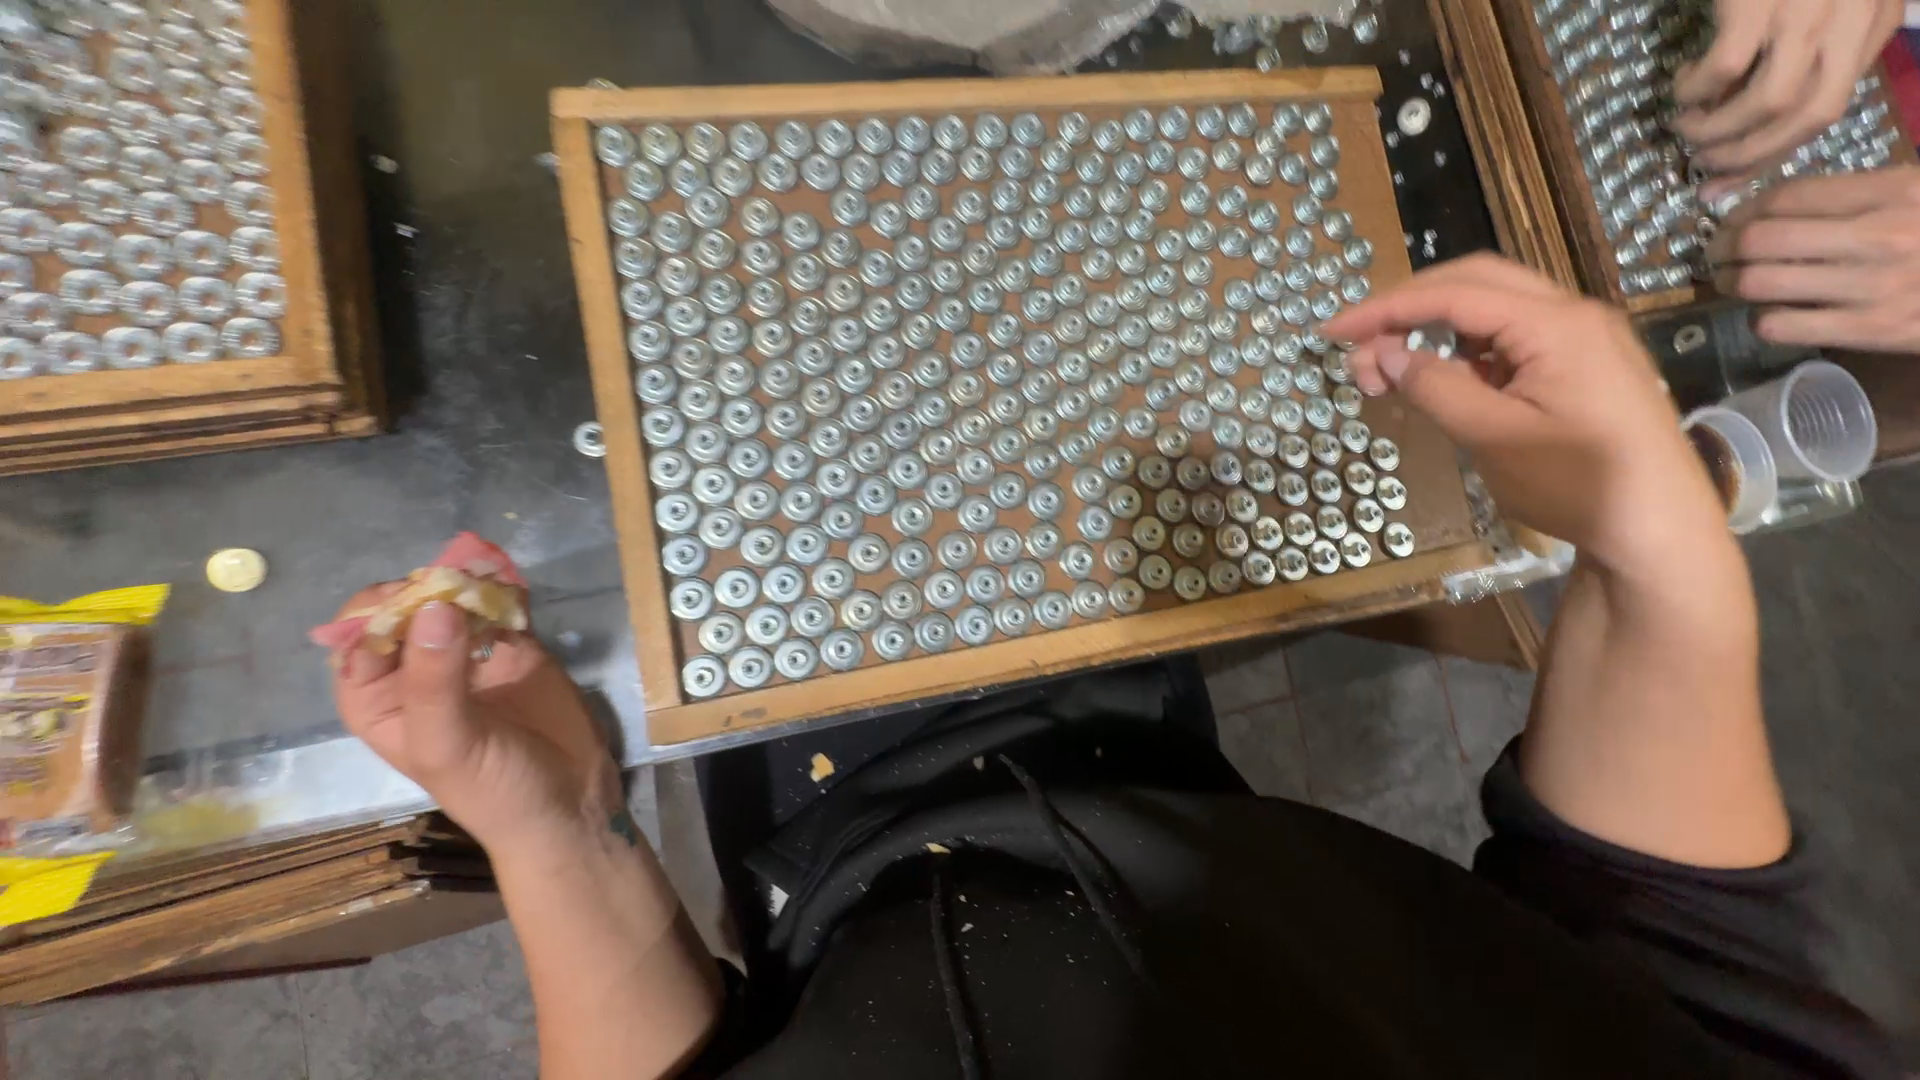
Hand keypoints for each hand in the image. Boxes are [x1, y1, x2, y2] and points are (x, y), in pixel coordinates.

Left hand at [330, 591, 621, 856]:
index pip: (361, 637)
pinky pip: (504, 608)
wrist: (569, 803)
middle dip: (432, 588)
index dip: (382, 610)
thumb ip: (436, 680)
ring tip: (489, 570)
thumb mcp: (448, 744)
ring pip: (457, 602)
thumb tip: (438, 606)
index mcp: (379, 698)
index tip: (420, 597)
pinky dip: (507, 588)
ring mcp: (470, 656)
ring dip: (471, 581)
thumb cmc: (492, 788)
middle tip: (462, 577)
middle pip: (410, 611)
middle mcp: (417, 671)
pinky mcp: (517, 648)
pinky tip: (512, 580)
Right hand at [1323, 255, 1732, 579]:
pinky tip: (1436, 376)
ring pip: (1490, 306)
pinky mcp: (1577, 363)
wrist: (1655, 525)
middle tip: (1355, 340)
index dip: (1385, 309)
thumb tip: (1387, 356)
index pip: (1454, 296)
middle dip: (1406, 304)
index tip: (1333, 332)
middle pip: (1474, 282)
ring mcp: (1579, 338)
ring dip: (1432, 325)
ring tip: (1385, 367)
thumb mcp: (1493, 437)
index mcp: (1555, 325)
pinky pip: (1507, 337)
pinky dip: (1460, 347)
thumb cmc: (1574, 482)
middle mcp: (1571, 315)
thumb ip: (1436, 388)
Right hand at [1669, 0, 1899, 177]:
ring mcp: (1808, 11)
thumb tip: (1740, 124)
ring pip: (1767, 102)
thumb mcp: (1819, 11)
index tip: (1715, 185)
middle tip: (1699, 160)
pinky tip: (1681, 80)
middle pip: (1806, 116)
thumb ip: (1797, 60)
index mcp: (1873, 27)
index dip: (1767, 160)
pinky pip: (1724, 68)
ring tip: (1683, 124)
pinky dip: (1694, 88)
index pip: (1827, 115)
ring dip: (1713, 128)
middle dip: (1744, 155)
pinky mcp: (1760, 5)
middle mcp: (1852, 21)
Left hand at [1715, 167, 1919, 351]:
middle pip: (1758, 240)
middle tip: (1717, 254)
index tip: (1729, 221)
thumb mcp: (1919, 195)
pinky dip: (1762, 318)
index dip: (1742, 210)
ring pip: (1757, 282)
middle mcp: (1882, 235)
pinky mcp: (1868, 329)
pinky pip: (1777, 325)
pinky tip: (1773, 311)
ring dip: (1732, 282)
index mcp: (1898, 191)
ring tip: (1736, 280)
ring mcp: (1873, 285)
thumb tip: (1759, 202)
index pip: (1787, 196)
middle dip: (1722, 247)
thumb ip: (1852, 194)